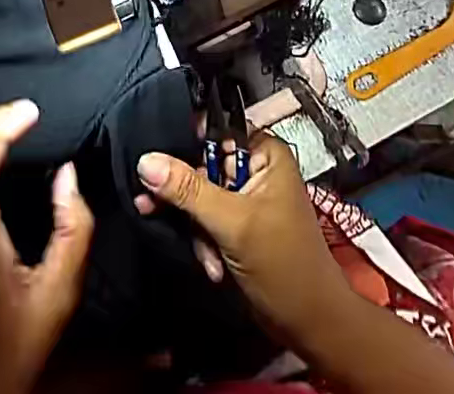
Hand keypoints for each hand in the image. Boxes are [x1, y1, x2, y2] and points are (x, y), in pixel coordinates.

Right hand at [134, 133, 352, 336]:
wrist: (308, 323)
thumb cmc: (282, 263)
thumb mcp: (233, 222)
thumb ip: (188, 190)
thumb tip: (146, 161)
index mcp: (266, 152)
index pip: (218, 130)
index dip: (187, 143)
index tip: (154, 160)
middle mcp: (256, 168)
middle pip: (203, 164)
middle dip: (186, 197)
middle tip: (152, 206)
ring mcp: (246, 198)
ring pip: (200, 196)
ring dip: (196, 227)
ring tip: (206, 255)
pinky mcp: (237, 225)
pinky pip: (206, 219)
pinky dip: (204, 241)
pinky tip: (212, 266)